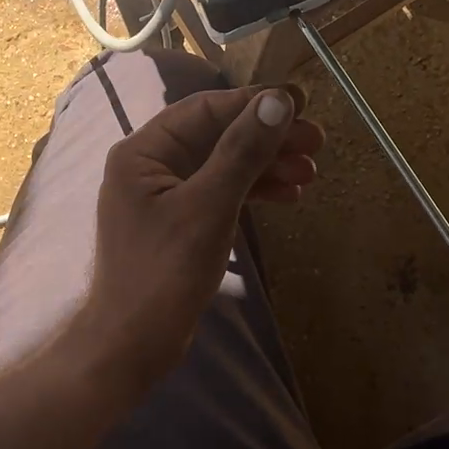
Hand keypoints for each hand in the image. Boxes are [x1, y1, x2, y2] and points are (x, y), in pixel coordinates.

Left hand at [74, 85, 323, 383]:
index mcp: (143, 151)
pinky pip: (221, 191)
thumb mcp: (208, 208)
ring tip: (311, 171)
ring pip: (223, 163)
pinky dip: (253, 190)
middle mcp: (150, 164)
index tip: (301, 102)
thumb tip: (277, 101)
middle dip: (266, 136)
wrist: (131, 348)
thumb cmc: (163, 273)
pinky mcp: (179, 221)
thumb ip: (242, 152)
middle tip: (317, 140)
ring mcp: (164, 194)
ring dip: (266, 164)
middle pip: (217, 135)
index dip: (254, 103)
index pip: (204, 109)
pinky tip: (289, 195)